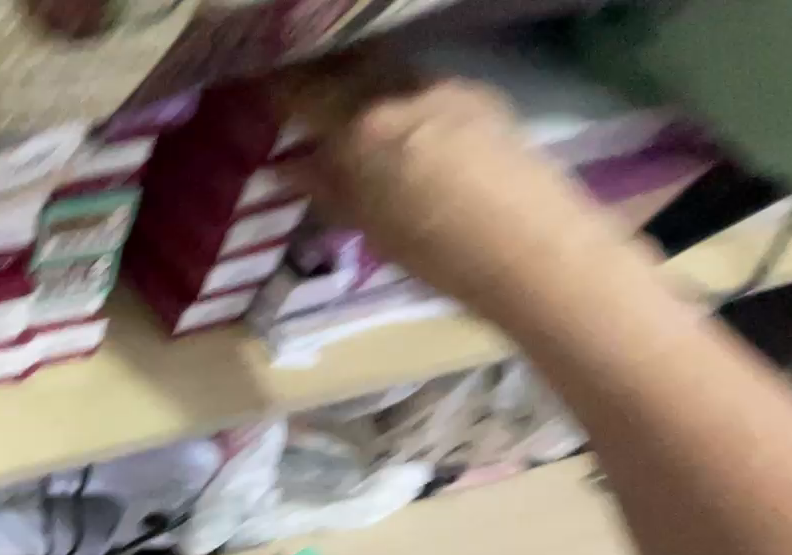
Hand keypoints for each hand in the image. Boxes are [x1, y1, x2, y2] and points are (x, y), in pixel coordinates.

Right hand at [277, 54, 641, 321]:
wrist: (529, 247)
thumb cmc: (430, 250)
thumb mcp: (363, 224)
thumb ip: (324, 186)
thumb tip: (286, 166)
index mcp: (362, 127)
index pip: (306, 91)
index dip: (281, 89)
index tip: (262, 91)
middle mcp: (402, 92)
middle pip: (350, 67)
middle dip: (322, 78)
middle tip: (301, 99)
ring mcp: (446, 89)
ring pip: (388, 75)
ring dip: (362, 88)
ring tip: (346, 116)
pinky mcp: (480, 97)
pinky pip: (422, 89)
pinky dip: (398, 102)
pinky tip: (397, 131)